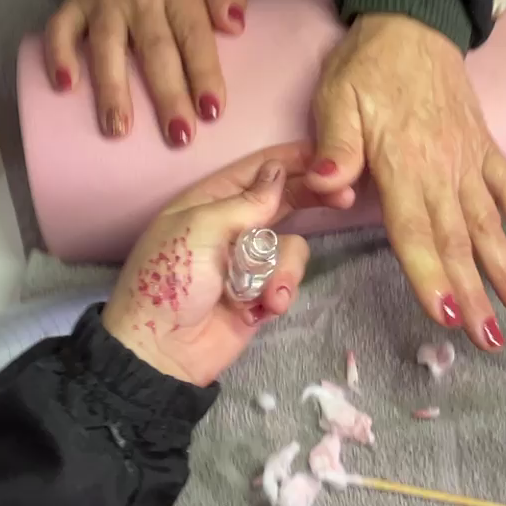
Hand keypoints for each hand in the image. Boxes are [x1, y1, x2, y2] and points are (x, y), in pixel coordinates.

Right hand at [45, 0, 247, 147]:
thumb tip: (234, 24)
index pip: (194, 33)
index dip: (203, 73)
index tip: (211, 112)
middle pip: (155, 48)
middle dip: (167, 95)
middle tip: (178, 136)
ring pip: (107, 46)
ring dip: (113, 91)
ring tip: (119, 131)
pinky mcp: (73, 2)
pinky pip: (60, 29)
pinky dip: (59, 56)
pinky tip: (65, 87)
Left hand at [103, 142, 354, 386]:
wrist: (160, 350)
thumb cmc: (170, 279)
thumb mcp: (201, 228)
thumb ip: (246, 202)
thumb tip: (278, 171)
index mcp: (210, 201)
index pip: (257, 169)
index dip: (291, 159)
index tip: (326, 155)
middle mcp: (232, 225)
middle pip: (283, 200)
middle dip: (311, 200)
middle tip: (344, 198)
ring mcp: (249, 262)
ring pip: (291, 246)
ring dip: (285, 269)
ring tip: (270, 295)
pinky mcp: (261, 294)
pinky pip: (286, 280)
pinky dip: (279, 293)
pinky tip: (263, 309)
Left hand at [308, 14, 505, 351]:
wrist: (412, 24)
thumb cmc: (366, 67)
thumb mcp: (337, 98)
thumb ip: (336, 146)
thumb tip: (326, 185)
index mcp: (402, 165)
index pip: (415, 230)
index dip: (430, 274)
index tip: (447, 316)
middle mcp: (443, 170)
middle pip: (458, 241)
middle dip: (475, 294)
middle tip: (492, 341)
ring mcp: (469, 160)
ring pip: (490, 223)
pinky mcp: (484, 147)